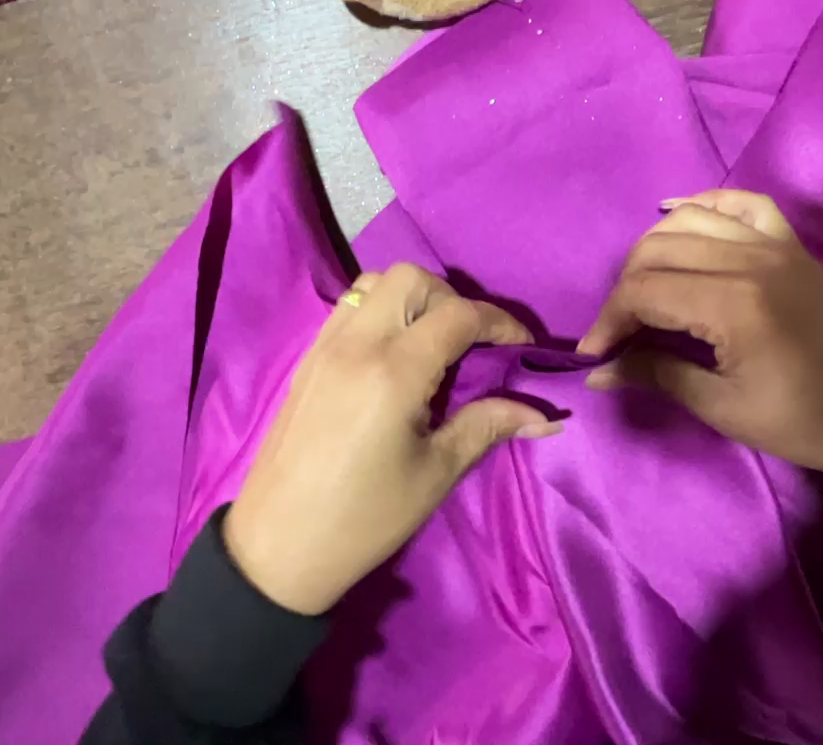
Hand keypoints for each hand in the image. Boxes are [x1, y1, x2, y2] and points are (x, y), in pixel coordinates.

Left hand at [225, 264, 561, 614]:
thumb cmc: (364, 517)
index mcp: (393, 371)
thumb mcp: (435, 473)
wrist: (279, 544)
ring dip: (412, 299)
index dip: (499, 323)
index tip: (521, 346)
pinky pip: (349, 307)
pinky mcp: (308, 357)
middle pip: (411, 279)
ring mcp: (326, 345)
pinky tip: (394, 355)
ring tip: (432, 344)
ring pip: (374, 283)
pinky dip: (380, 310)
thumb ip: (488, 426)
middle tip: (470, 343)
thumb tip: (544, 415)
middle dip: (451, 299)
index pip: (457, 315)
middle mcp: (357, 342)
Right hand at [580, 191, 822, 493]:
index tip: (595, 355)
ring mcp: (774, 244)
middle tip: (619, 333)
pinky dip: (703, 205)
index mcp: (733, 304)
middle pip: (654, 250)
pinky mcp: (792, 243)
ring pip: (687, 221)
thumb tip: (597, 371)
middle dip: (623, 290)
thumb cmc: (814, 423)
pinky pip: (739, 203)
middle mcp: (748, 259)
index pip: (641, 291)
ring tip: (643, 291)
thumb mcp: (727, 410)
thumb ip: (657, 376)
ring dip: (651, 250)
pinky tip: (680, 218)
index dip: (608, 321)